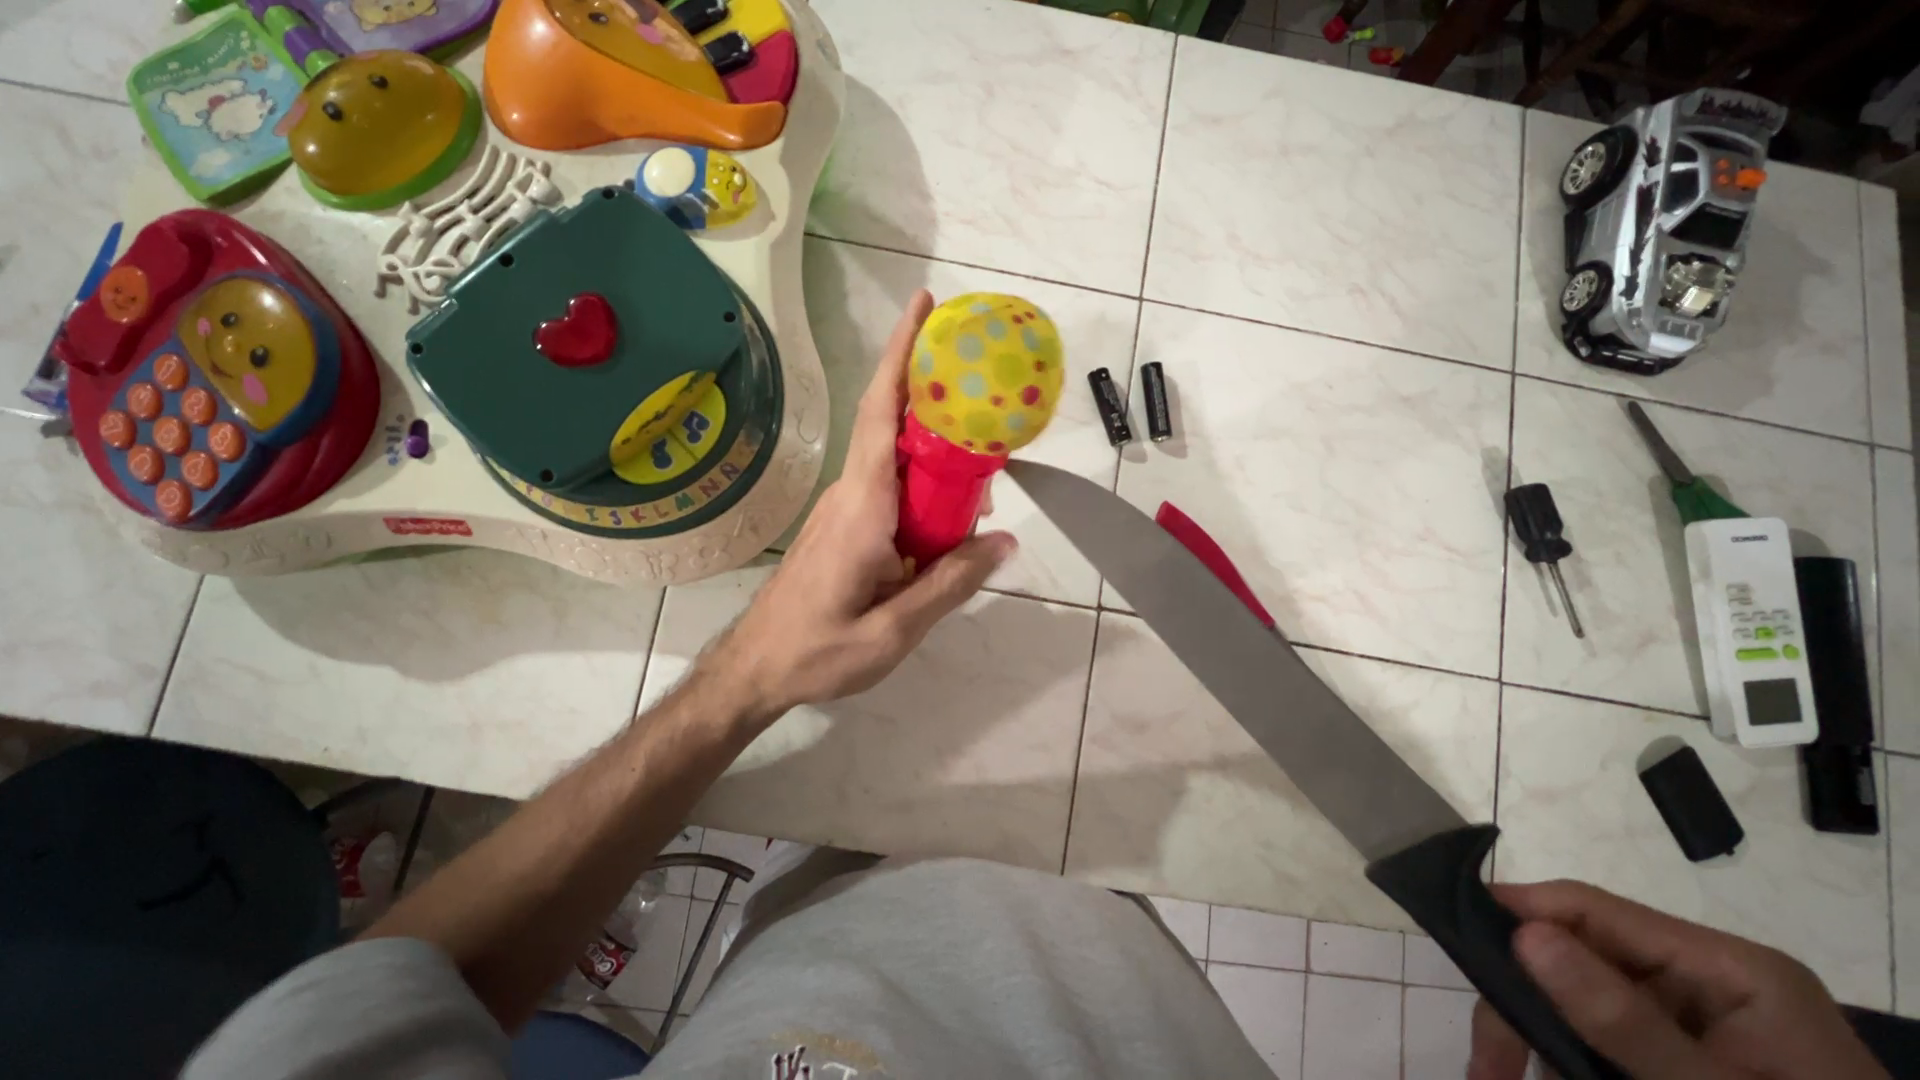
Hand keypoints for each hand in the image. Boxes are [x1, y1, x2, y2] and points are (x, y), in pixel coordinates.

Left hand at [702, 290, 1016, 719]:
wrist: (755, 670)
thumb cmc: (818, 651)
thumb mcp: (893, 632)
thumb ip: (949, 584)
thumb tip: (1004, 541)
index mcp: (863, 508)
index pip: (881, 413)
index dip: (901, 356)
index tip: (924, 308)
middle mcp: (850, 494)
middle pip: (894, 426)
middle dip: (939, 401)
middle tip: (989, 404)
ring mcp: (843, 508)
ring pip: (895, 460)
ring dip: (938, 455)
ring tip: (985, 479)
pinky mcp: (843, 525)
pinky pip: (890, 487)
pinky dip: (924, 484)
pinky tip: (951, 512)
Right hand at [1468, 881, 1885, 1079]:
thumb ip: (1622, 1019)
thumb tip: (1523, 934)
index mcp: (1727, 968)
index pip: (1595, 909)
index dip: (1519, 909)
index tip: (1452, 927)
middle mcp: (1705, 981)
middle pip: (1577, 960)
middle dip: (1521, 1006)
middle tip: (1486, 1066)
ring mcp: (1694, 1021)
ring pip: (1578, 1004)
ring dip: (1533, 1041)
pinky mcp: (1683, 1057)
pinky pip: (1602, 1041)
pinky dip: (1565, 1062)